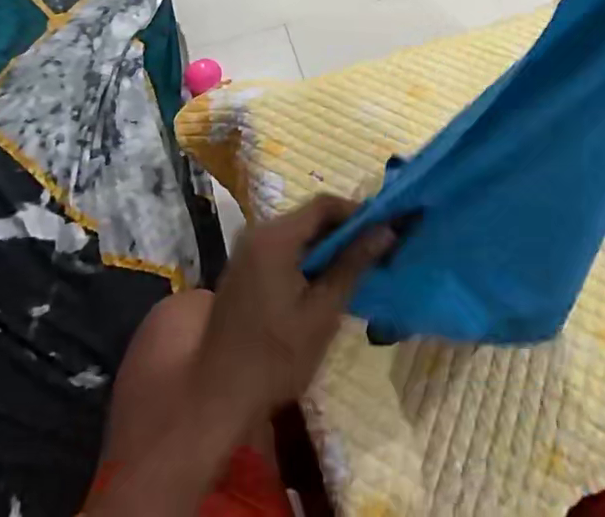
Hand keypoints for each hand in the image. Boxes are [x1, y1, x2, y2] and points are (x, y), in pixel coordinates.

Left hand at [192, 196, 393, 424]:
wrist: (217, 399)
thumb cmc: (276, 356)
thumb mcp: (323, 310)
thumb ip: (354, 264)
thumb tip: (386, 230)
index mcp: (274, 238)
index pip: (325, 205)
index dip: (359, 212)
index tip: (386, 229)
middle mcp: (257, 234)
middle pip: (310, 217)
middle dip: (346, 230)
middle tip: (378, 249)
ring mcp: (247, 253)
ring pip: (298, 234)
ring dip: (329, 246)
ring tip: (361, 266)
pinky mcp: (245, 271)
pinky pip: (284, 250)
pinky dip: (309, 259)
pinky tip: (329, 282)